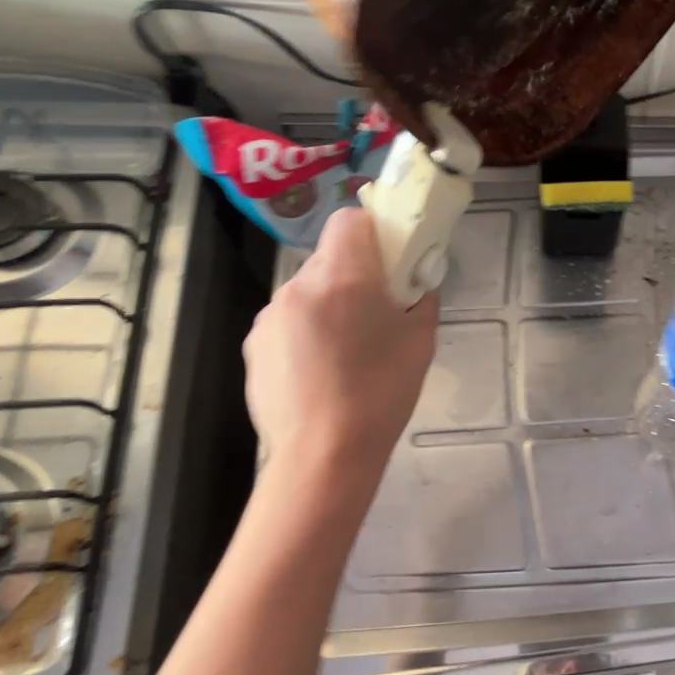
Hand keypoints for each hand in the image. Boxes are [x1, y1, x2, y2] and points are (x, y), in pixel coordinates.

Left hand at [244, 207, 437, 474]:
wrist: (323, 454)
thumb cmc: (382, 392)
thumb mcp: (421, 341)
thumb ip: (419, 299)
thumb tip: (414, 285)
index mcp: (342, 276)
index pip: (350, 220)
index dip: (373, 230)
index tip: (391, 258)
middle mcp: (298, 286)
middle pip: (329, 259)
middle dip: (354, 276)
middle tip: (377, 315)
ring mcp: (269, 317)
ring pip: (307, 293)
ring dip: (328, 307)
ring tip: (347, 353)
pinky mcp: (254, 347)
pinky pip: (288, 324)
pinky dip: (306, 335)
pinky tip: (321, 374)